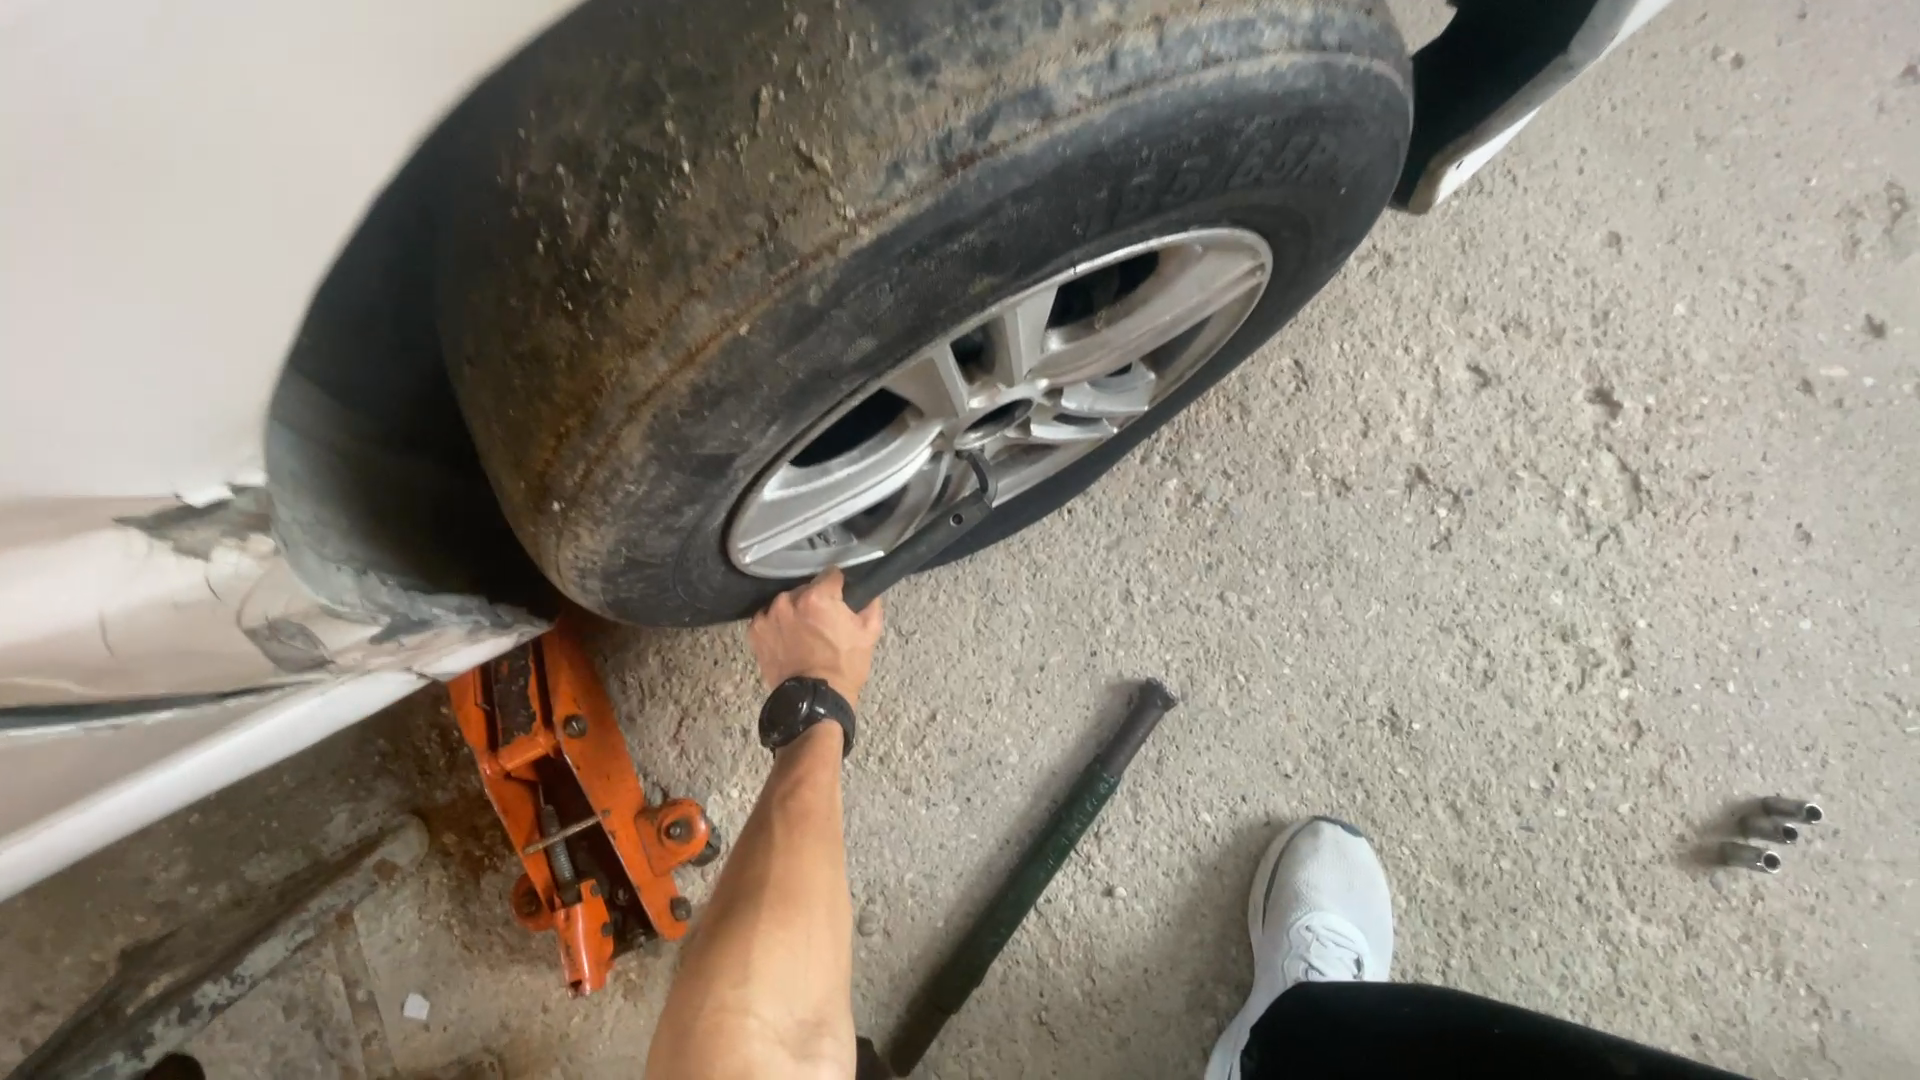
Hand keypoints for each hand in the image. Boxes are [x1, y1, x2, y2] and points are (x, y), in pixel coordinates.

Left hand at [747, 569, 882, 707]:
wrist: (815, 700)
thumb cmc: (844, 666)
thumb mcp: (869, 634)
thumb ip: (871, 605)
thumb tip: (868, 592)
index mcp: (818, 597)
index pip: (831, 575)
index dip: (839, 586)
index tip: (841, 597)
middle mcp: (789, 601)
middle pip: (806, 588)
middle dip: (816, 600)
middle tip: (824, 621)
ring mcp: (768, 616)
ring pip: (786, 602)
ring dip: (795, 611)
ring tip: (804, 633)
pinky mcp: (755, 632)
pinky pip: (768, 618)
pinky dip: (777, 625)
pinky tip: (788, 639)